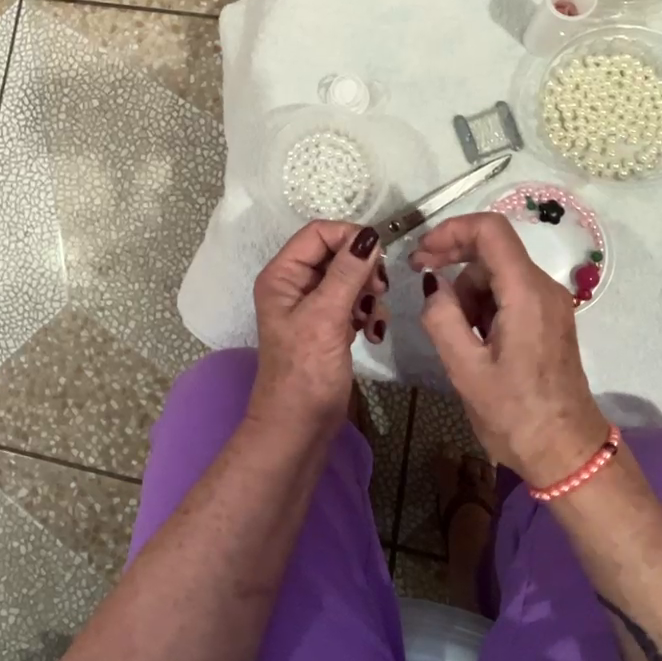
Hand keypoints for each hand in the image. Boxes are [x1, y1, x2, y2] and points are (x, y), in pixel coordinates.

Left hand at [248, 221, 386, 435]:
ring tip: (373, 319)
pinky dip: (367, 312)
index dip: (350, 237)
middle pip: (336, 253)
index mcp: (282, 275)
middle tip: (379, 291)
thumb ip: (347, 273)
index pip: (318, 233)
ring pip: (349, 278)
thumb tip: (370, 236)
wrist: (299, 428)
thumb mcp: (326, 317)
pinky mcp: (327, 325)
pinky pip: (352, 302)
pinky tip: (373, 333)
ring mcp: (311, 306)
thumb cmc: (305, 372)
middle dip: (363, 269)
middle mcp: (293, 284)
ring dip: (368, 293)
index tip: (379, 256)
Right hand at [410, 212, 610, 486]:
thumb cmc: (515, 414)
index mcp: (526, 294)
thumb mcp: (465, 368)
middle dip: (452, 257)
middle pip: (492, 248)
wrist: (566, 453)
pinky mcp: (547, 319)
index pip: (490, 230)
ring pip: (496, 272)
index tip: (421, 253)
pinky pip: (508, 292)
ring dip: (466, 289)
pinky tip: (472, 336)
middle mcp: (544, 289)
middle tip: (419, 275)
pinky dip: (482, 303)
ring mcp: (549, 303)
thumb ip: (442, 316)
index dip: (450, 230)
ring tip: (455, 332)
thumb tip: (433, 285)